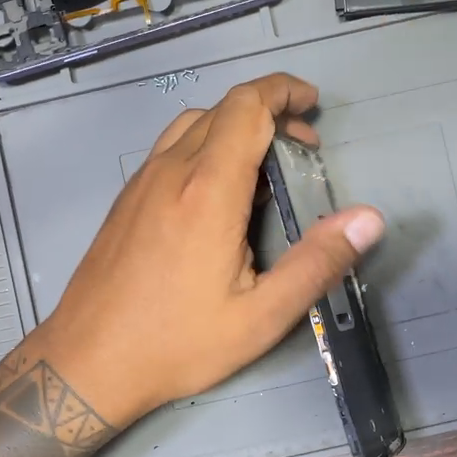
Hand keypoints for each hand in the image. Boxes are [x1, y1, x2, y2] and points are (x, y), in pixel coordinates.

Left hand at [31, 74, 384, 427]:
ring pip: (193, 125)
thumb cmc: (178, 344)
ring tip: (267, 166)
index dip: (284, 93)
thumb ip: (317, 263)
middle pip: (223, 109)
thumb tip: (369, 219)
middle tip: (305, 147)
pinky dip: (206, 146)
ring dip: (236, 127)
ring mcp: (141, 183)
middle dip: (270, 112)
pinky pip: (171, 149)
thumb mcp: (261, 316)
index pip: (247, 107)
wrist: (88, 363)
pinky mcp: (126, 201)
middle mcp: (170, 172)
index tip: (313, 104)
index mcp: (207, 191)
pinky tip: (220, 192)